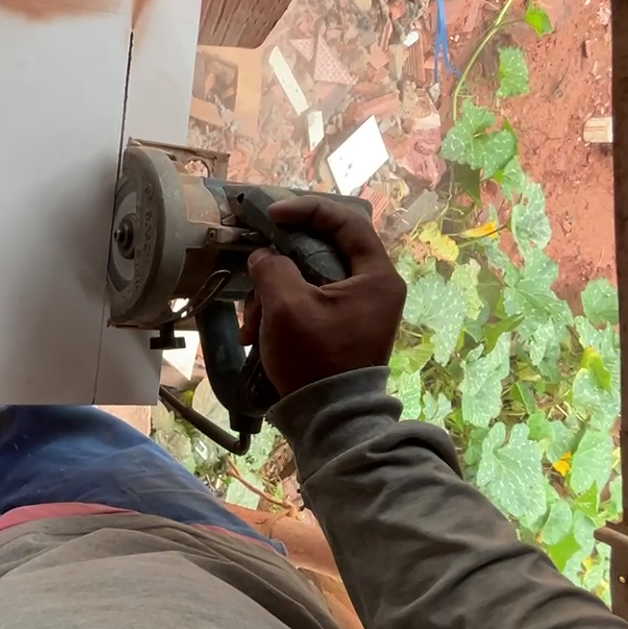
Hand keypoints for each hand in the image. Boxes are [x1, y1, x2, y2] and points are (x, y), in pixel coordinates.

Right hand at [238, 195, 406, 396]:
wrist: (329, 417)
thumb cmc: (314, 358)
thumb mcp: (287, 307)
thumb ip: (273, 268)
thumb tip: (264, 256)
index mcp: (375, 276)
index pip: (346, 222)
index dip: (307, 210)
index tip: (272, 215)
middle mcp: (374, 287)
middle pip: (322, 251)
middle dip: (280, 262)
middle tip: (255, 270)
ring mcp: (358, 308)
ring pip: (308, 277)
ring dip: (273, 291)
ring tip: (252, 320)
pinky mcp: (340, 326)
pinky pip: (307, 301)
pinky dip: (280, 309)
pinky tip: (256, 331)